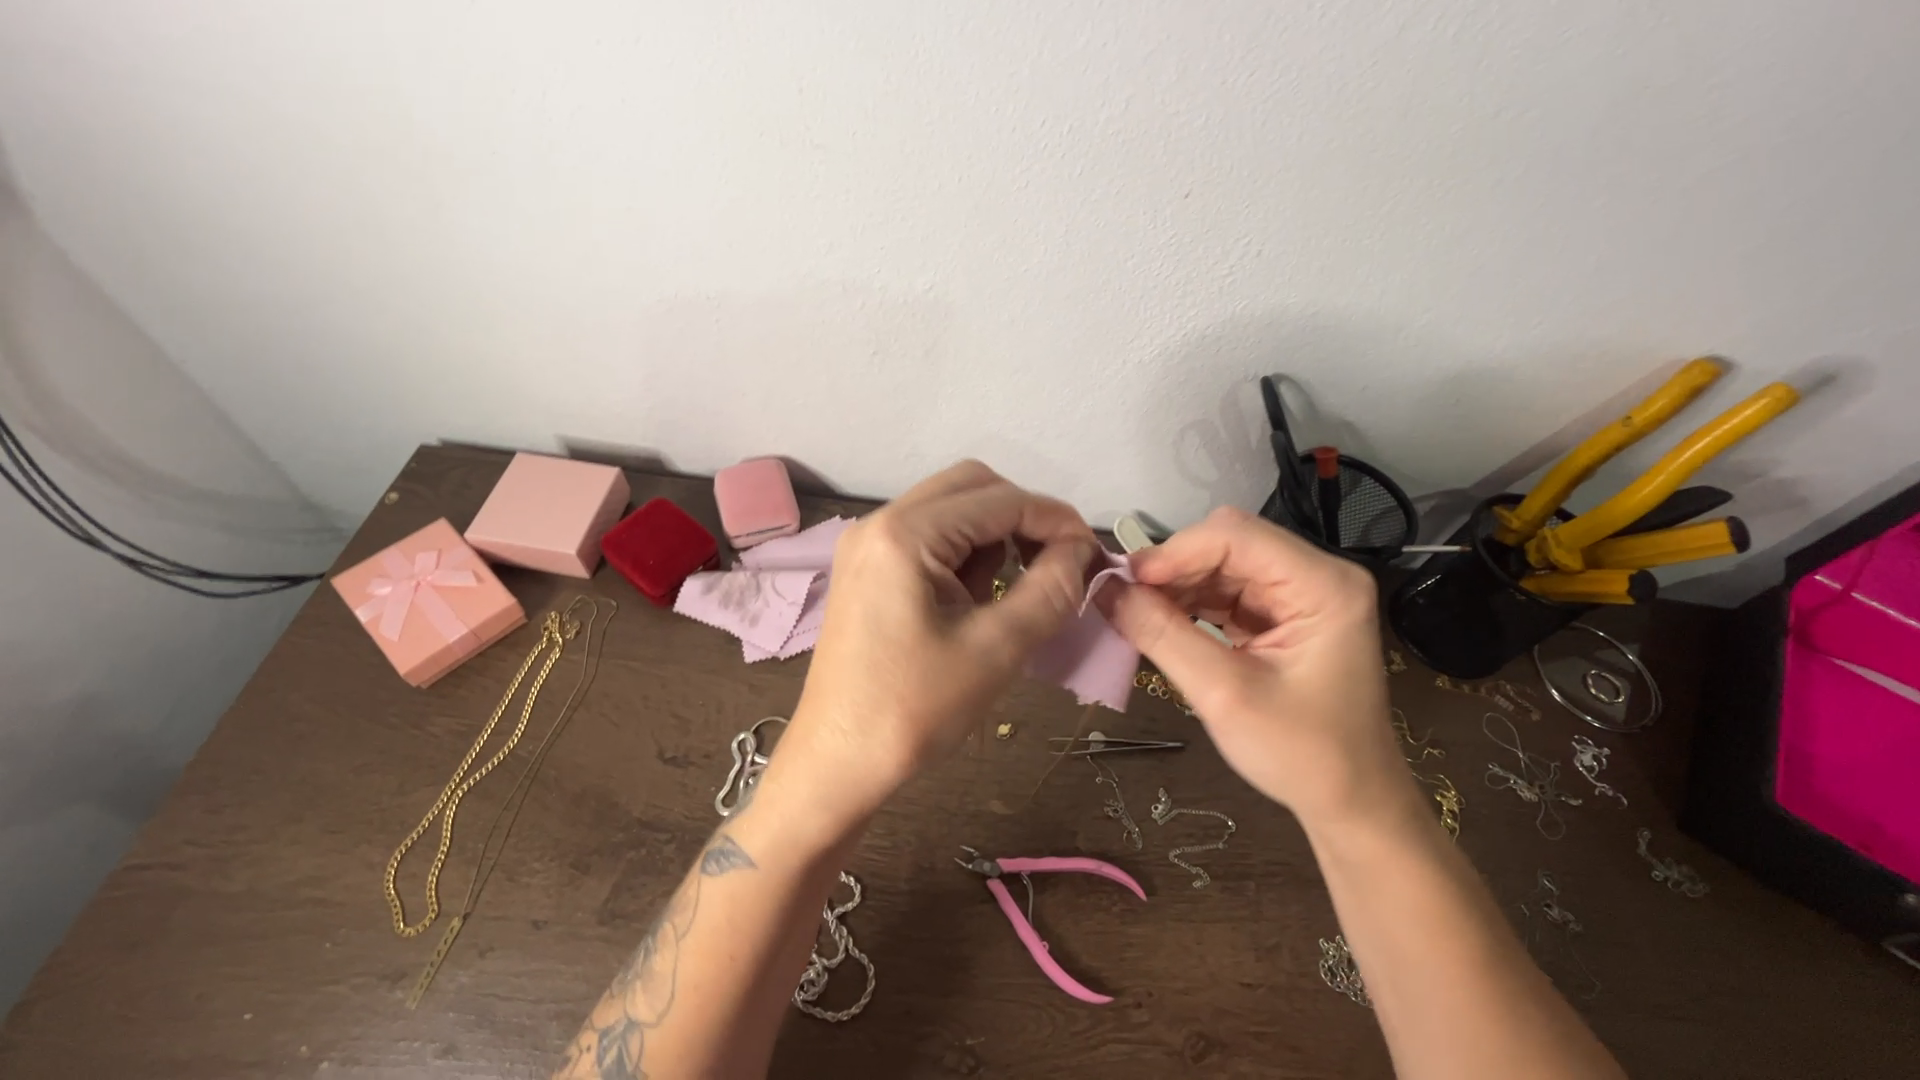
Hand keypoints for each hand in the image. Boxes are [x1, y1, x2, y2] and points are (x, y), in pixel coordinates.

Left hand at [768, 461, 1098, 826]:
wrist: (838, 762)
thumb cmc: (913, 711)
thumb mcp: (995, 650)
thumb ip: (1050, 590)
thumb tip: (1083, 552)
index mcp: (904, 535)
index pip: (999, 500)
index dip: (1055, 521)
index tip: (1093, 555)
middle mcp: (879, 524)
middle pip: (971, 487)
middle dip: (1024, 518)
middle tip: (1061, 565)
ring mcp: (869, 546)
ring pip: (951, 510)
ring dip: (995, 536)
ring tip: (1019, 591)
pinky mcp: (868, 571)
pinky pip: (930, 539)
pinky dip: (966, 555)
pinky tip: (981, 599)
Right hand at [1094, 506, 1411, 827]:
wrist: (1350, 802)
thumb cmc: (1301, 754)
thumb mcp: (1224, 694)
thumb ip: (1162, 635)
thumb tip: (1105, 589)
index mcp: (1323, 585)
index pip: (1236, 536)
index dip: (1175, 551)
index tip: (1125, 581)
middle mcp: (1317, 576)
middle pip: (1228, 544)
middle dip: (1173, 569)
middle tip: (1123, 601)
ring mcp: (1302, 595)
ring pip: (1222, 566)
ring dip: (1176, 587)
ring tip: (1135, 615)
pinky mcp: (1285, 616)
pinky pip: (1227, 592)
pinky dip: (1191, 605)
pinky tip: (1161, 623)